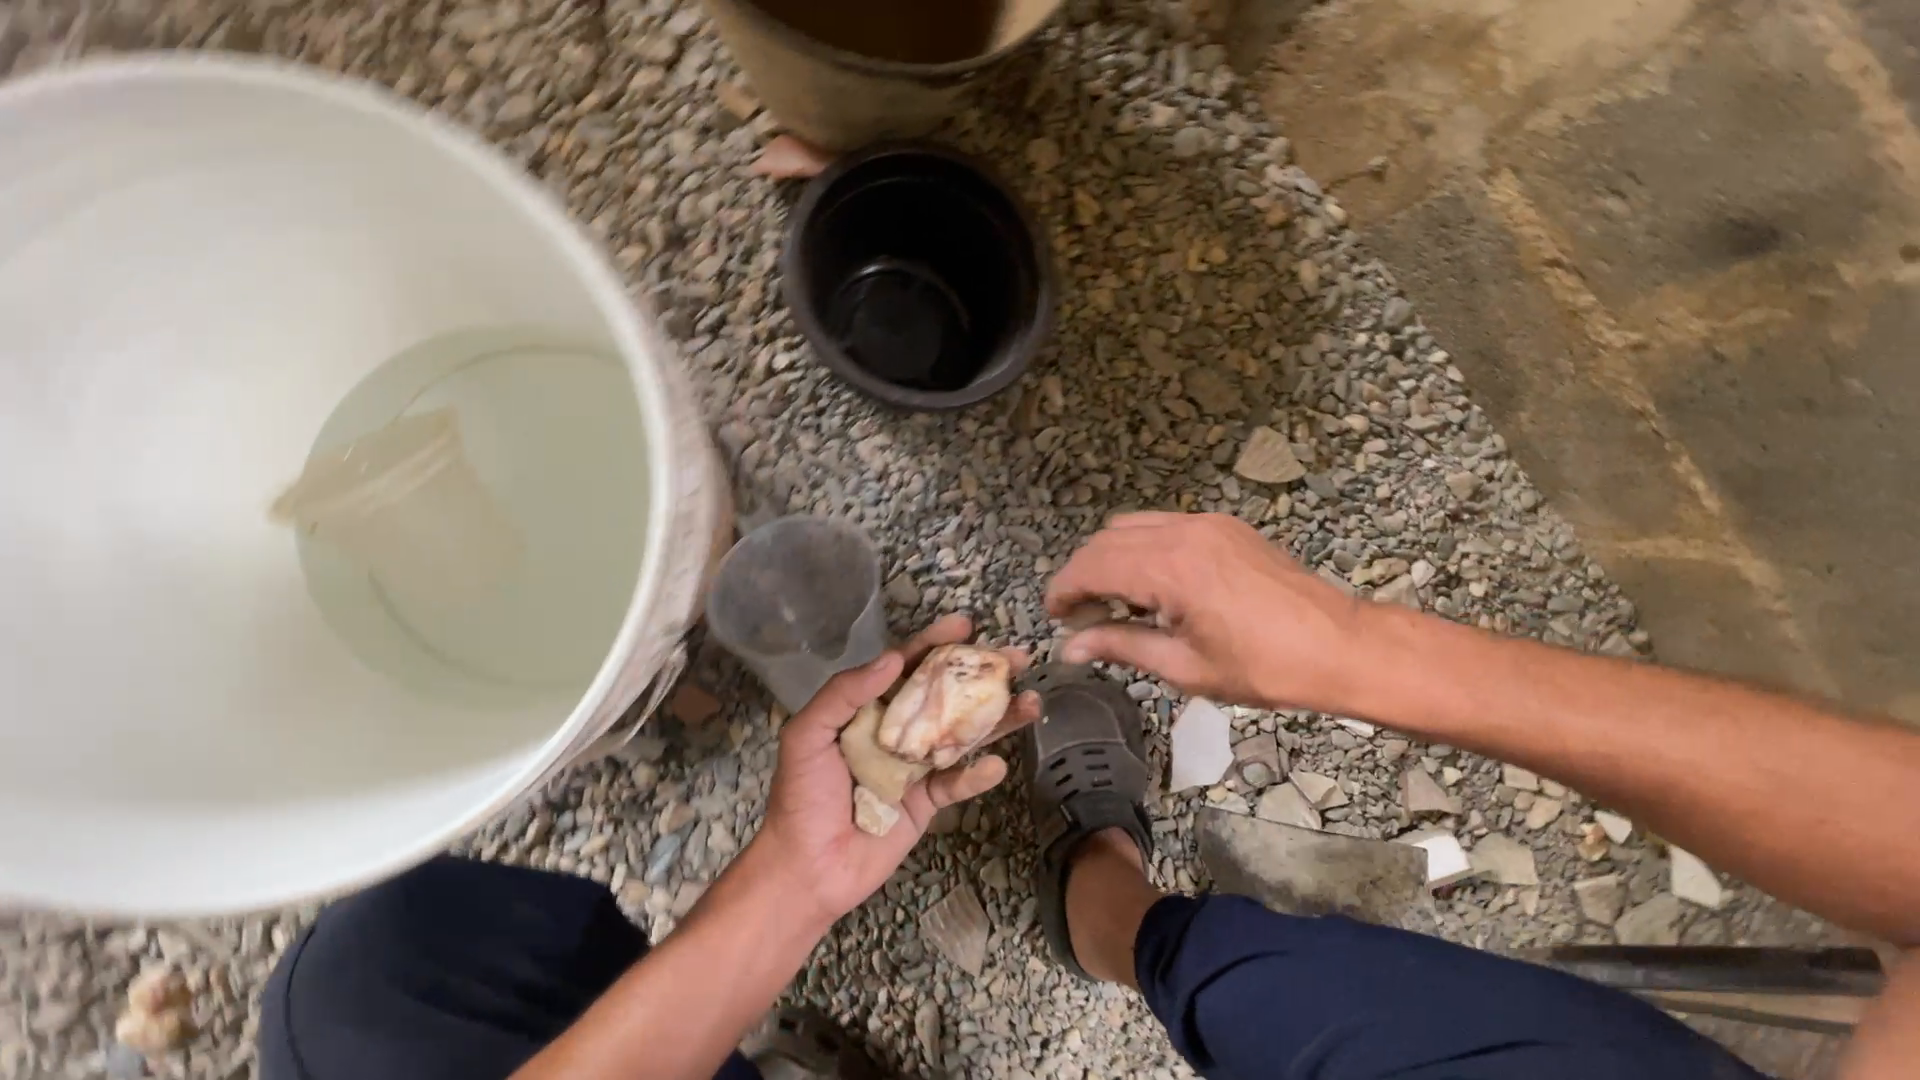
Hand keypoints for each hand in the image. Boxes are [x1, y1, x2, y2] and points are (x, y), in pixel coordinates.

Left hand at [752, 615, 1039, 926]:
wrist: (806, 867)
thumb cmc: (800, 796)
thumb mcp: (807, 734)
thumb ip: (845, 693)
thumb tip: (892, 659)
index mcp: (868, 708)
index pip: (907, 667)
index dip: (935, 643)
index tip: (966, 624)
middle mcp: (897, 730)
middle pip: (945, 694)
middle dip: (980, 674)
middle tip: (1017, 657)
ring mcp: (915, 765)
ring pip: (962, 734)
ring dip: (996, 719)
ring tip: (1030, 702)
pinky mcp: (927, 802)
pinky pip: (957, 783)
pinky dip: (977, 774)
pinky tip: (994, 764)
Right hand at [1045, 512, 1381, 712]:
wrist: (1340, 646)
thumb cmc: (1263, 668)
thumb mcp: (1184, 667)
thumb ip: (1121, 647)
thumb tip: (1069, 650)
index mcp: (1170, 568)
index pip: (1092, 566)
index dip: (1064, 590)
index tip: (1054, 616)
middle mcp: (1182, 532)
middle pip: (1106, 540)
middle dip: (1082, 574)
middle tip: (1081, 617)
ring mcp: (1207, 523)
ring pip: (1132, 527)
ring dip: (1110, 558)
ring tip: (1114, 602)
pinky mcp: (1225, 526)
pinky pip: (1164, 525)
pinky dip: (1141, 548)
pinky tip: (1152, 586)